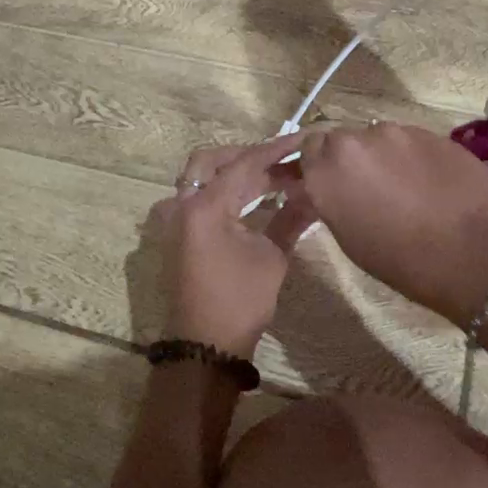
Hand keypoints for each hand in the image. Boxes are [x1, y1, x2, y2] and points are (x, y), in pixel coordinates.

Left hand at [147, 133, 312, 359]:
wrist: (205, 347)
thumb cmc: (240, 301)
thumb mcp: (272, 257)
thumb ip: (290, 218)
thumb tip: (314, 193)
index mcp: (204, 207)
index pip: (243, 164)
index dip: (275, 150)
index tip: (302, 141)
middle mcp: (181, 205)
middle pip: (212, 161)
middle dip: (248, 156)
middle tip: (282, 161)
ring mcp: (174, 220)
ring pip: (200, 177)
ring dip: (232, 172)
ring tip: (271, 178)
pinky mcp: (177, 235)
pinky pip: (196, 198)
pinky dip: (221, 191)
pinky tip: (250, 199)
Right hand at [293, 122, 487, 321]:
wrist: (476, 252)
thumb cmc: (404, 261)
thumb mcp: (349, 237)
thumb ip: (329, 200)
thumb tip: (320, 187)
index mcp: (326, 169)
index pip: (307, 150)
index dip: (318, 166)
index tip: (328, 185)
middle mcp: (355, 140)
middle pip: (341, 140)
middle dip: (348, 160)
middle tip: (365, 189)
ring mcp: (396, 132)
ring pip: (377, 138)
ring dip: (381, 157)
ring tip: (402, 188)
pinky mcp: (431, 132)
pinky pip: (409, 141)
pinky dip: (411, 158)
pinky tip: (428, 184)